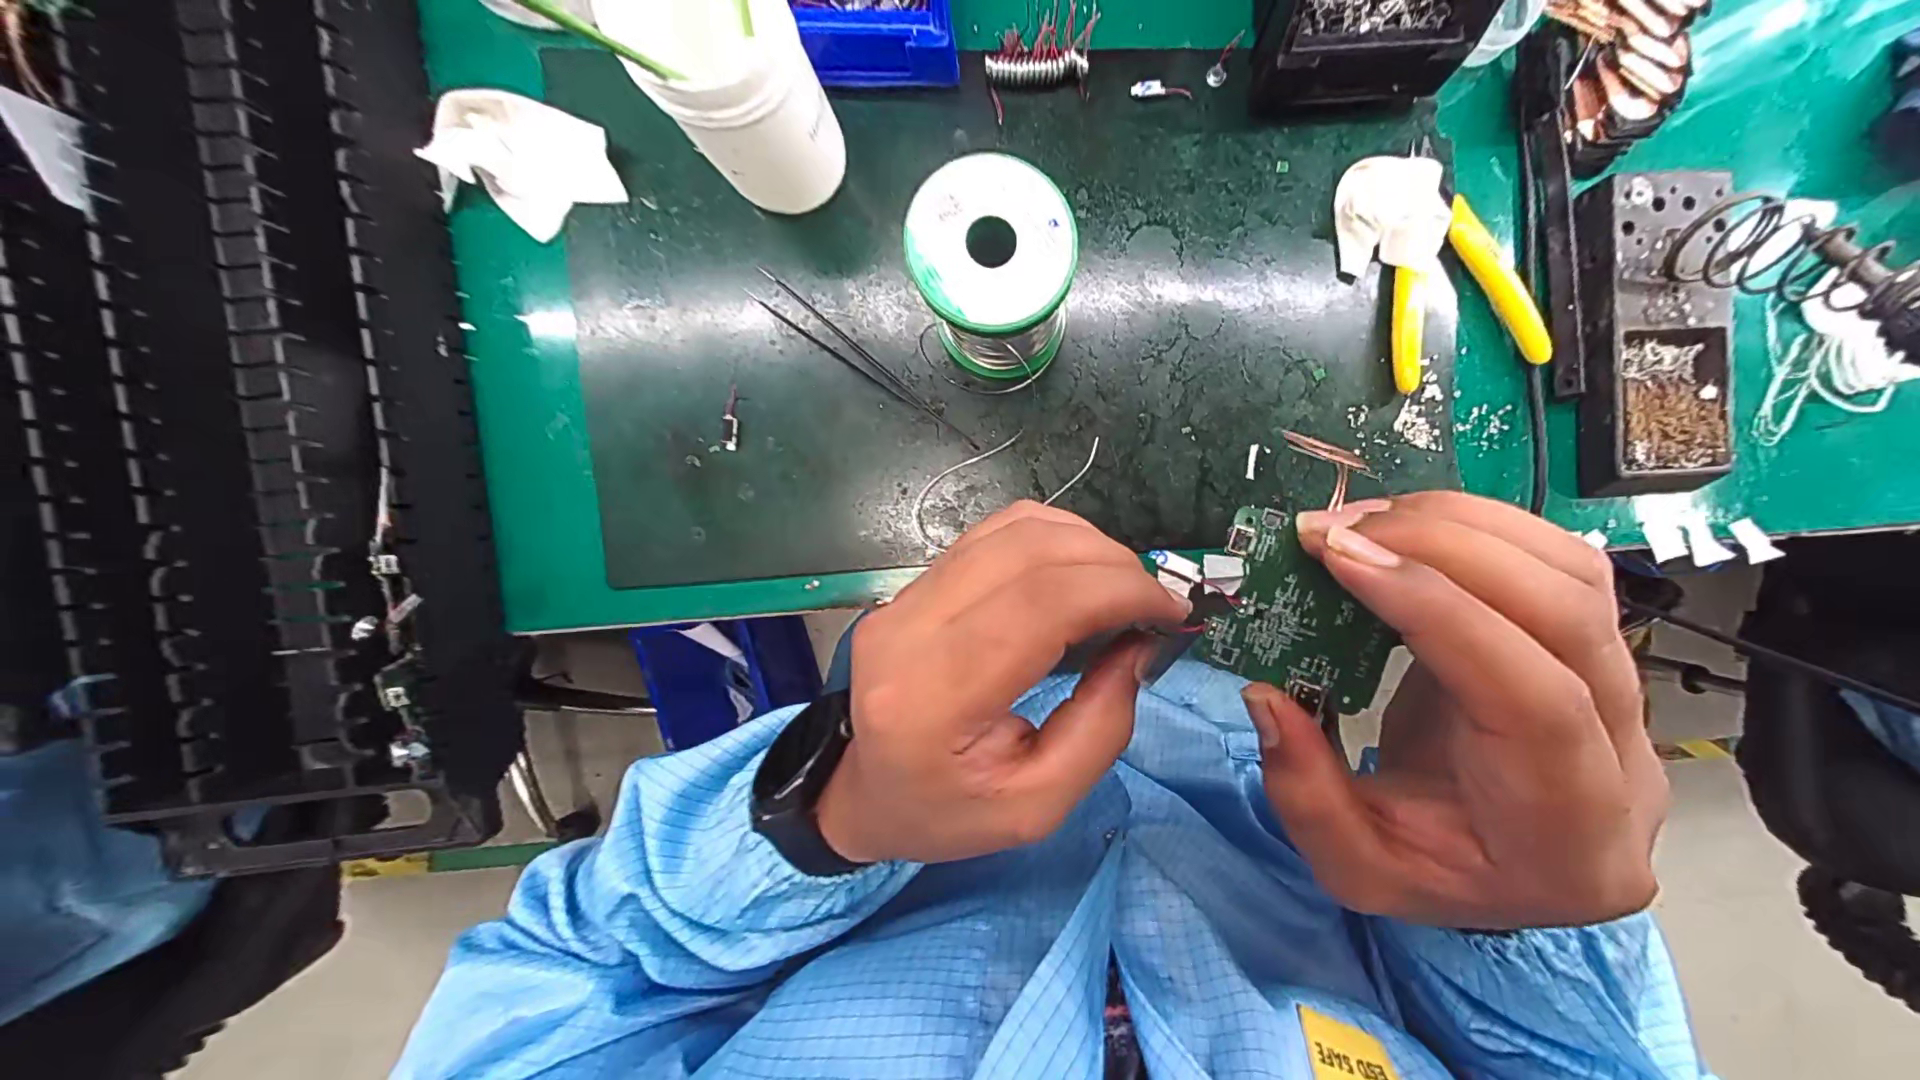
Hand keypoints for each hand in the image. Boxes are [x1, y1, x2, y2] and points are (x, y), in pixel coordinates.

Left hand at [815, 501, 1189, 864]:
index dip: (1117, 591)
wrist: (860, 793)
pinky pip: (989, 536)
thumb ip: (1100, 726)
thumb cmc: (943, 814)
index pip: (1037, 605)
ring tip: (1121, 586)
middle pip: (1026, 553)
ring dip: (1084, 544)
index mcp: (933, 696)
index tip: (1171, 610)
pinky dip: (1049, 538)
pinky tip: (1076, 569)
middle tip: (1155, 600)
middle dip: (1111, 564)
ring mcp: (901, 599)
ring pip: (1008, 530)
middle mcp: (907, 628)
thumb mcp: (1036, 806)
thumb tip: (1140, 643)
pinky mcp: (908, 587)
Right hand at [1244, 491, 1666, 929]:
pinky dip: (1479, 526)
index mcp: (1566, 824)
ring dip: (1460, 524)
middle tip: (1335, 528)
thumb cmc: (1436, 871)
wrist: (1507, 864)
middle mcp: (1623, 752)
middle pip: (1566, 614)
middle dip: (1441, 547)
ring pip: (1575, 572)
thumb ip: (1303, 793)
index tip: (1340, 557)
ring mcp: (1622, 692)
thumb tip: (1264, 694)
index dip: (1435, 609)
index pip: (1530, 695)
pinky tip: (1407, 525)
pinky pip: (1560, 564)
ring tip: (1363, 518)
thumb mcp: (1351, 867)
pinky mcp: (1592, 648)